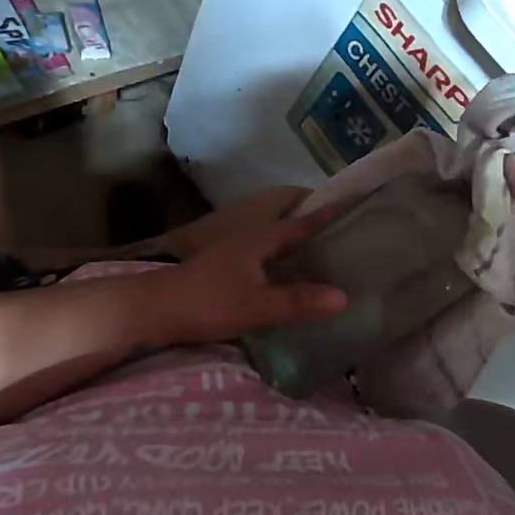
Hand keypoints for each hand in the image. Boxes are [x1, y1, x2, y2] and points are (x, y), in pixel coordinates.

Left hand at [143, 207, 346, 345]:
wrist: (157, 309)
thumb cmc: (208, 302)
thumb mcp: (257, 306)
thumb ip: (299, 301)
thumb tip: (344, 296)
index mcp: (260, 237)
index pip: (303, 222)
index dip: (329, 215)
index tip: (356, 206)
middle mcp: (249, 236)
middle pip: (290, 227)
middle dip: (318, 228)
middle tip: (352, 236)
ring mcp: (235, 250)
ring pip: (276, 242)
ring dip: (300, 246)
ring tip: (330, 257)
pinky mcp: (225, 267)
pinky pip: (265, 257)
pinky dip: (283, 261)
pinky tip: (291, 278)